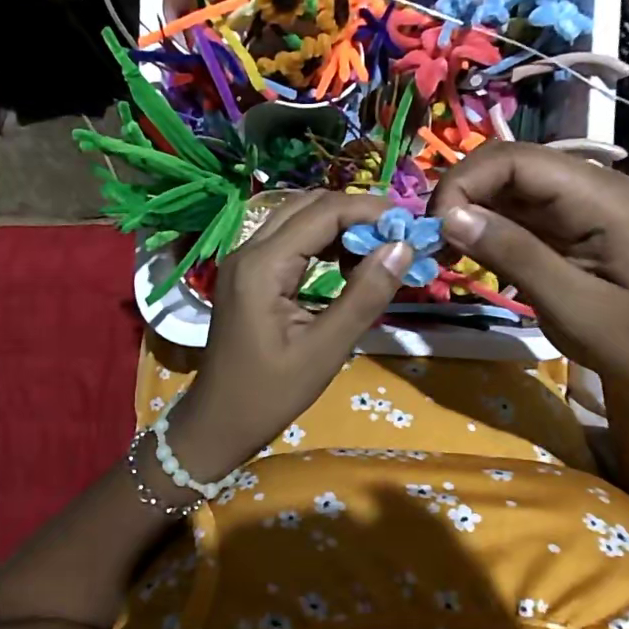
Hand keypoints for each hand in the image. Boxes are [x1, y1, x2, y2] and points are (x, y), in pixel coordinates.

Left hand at [166, 192, 412, 476]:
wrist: (219, 422)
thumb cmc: (270, 393)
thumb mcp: (325, 350)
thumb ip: (364, 296)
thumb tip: (402, 247)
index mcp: (262, 265)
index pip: (323, 213)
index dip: (370, 211)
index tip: (410, 226)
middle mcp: (249, 250)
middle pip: (309, 206)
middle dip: (357, 214)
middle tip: (398, 237)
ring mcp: (244, 261)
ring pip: (298, 219)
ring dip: (340, 226)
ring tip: (379, 251)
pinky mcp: (248, 274)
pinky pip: (289, 241)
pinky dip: (322, 243)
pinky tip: (347, 266)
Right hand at [429, 143, 628, 389]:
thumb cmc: (628, 342)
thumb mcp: (570, 303)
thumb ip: (513, 254)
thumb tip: (449, 217)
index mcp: (602, 196)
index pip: (519, 161)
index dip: (467, 182)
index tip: (435, 228)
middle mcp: (589, 186)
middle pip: (509, 166)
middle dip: (462, 194)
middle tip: (433, 241)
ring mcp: (576, 204)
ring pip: (505, 186)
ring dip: (468, 211)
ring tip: (443, 251)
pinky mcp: (564, 225)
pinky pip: (513, 211)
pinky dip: (482, 227)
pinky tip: (465, 253)